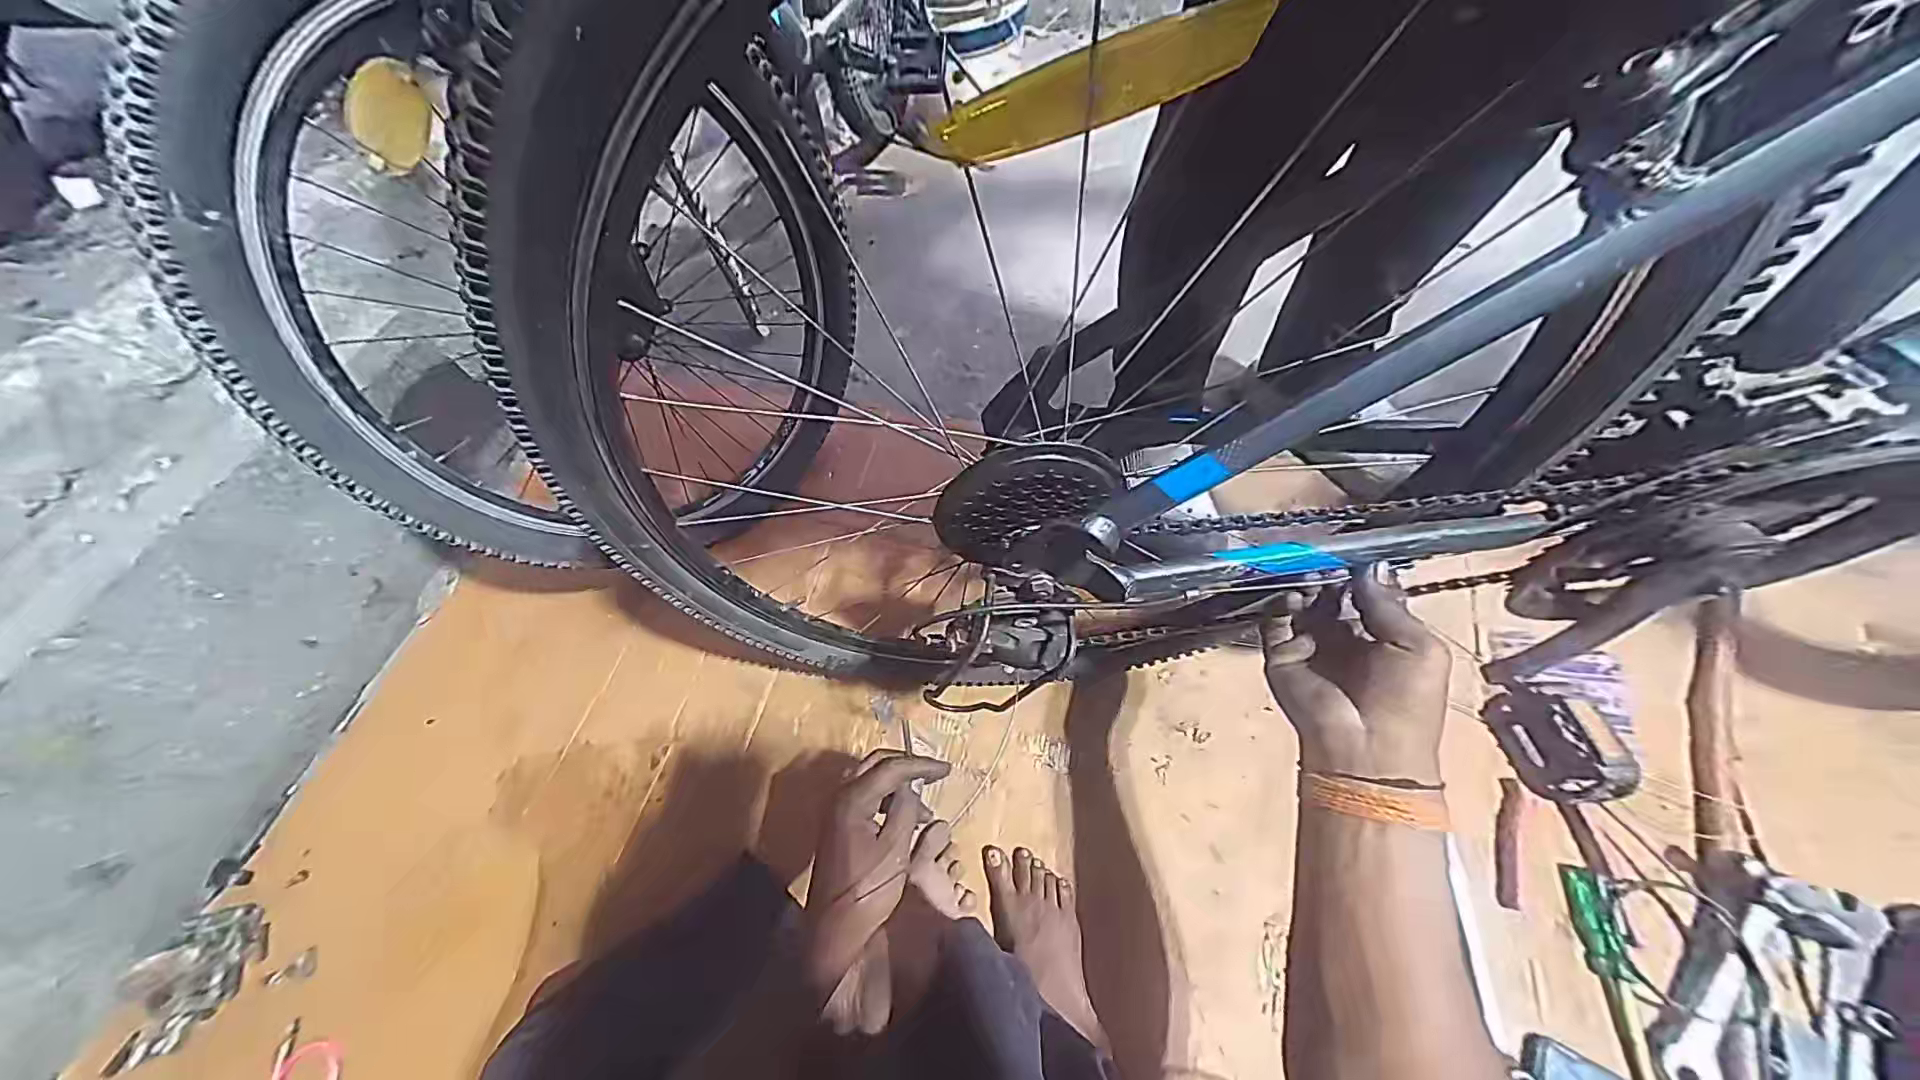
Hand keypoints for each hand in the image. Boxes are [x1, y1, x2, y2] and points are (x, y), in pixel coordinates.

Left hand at [801, 750, 949, 996]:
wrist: (833, 928)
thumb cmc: (867, 891)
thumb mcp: (895, 850)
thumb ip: (905, 809)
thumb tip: (912, 785)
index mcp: (853, 799)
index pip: (892, 767)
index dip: (921, 765)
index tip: (946, 770)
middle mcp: (840, 797)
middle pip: (876, 763)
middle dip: (907, 765)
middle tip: (933, 772)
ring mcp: (837, 810)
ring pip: (870, 778)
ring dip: (897, 783)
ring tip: (923, 806)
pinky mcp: (838, 825)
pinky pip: (866, 796)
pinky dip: (887, 798)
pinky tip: (905, 818)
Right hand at [1259, 564, 1449, 784]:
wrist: (1367, 749)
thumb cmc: (1406, 702)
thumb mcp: (1419, 648)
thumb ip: (1390, 605)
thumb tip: (1371, 566)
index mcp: (1378, 636)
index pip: (1361, 594)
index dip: (1356, 573)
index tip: (1350, 553)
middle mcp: (1340, 637)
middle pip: (1328, 594)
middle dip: (1327, 576)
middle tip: (1326, 560)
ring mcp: (1309, 646)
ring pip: (1300, 603)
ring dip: (1304, 587)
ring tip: (1310, 577)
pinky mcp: (1280, 656)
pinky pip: (1274, 622)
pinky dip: (1279, 605)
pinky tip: (1294, 597)